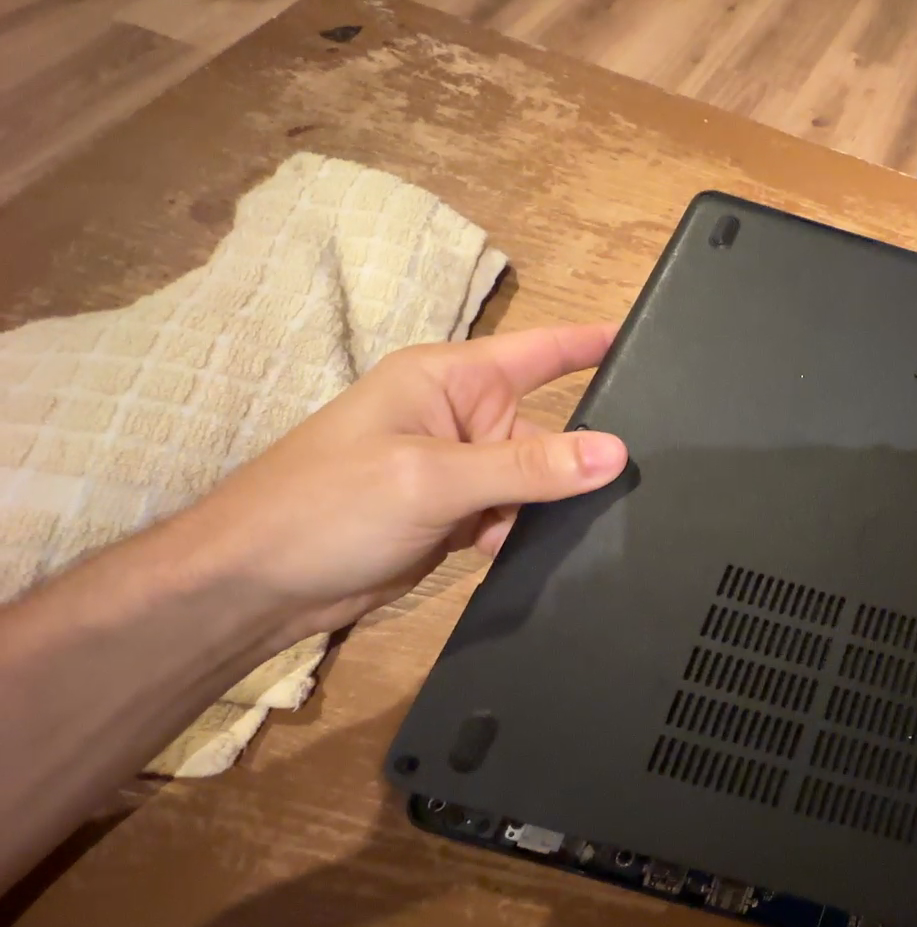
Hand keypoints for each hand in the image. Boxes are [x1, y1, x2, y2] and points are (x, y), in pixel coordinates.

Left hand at [183, 324, 628, 644]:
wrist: (255, 585)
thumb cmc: (327, 507)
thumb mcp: (434, 479)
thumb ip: (530, 468)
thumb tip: (617, 453)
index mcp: (451, 380)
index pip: (541, 351)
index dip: (594, 344)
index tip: (651, 342)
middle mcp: (464, 418)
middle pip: (554, 433)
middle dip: (578, 465)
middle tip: (626, 493)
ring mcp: (463, 468)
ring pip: (542, 483)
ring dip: (546, 510)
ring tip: (543, 535)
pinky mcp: (461, 512)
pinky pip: (521, 516)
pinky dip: (523, 535)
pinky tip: (504, 553)